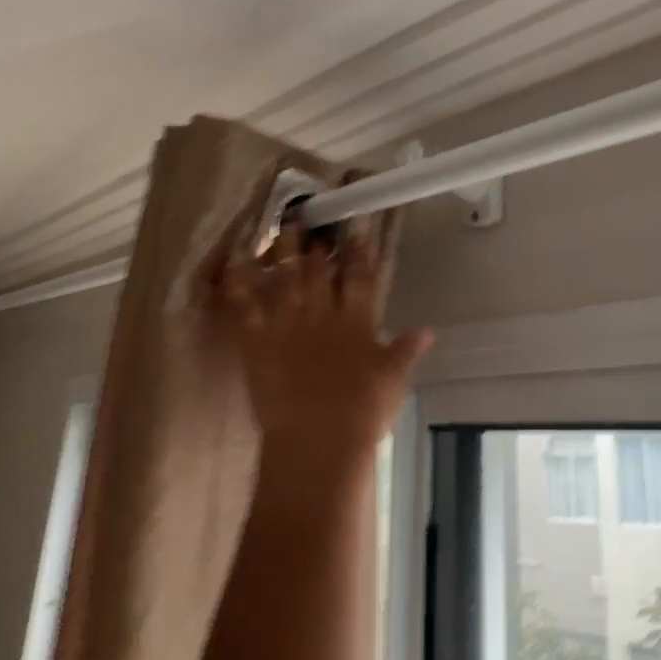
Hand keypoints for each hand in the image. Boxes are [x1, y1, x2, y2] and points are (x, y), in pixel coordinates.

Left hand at [212, 221, 431, 457]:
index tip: (356, 232)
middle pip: (319, 270)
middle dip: (317, 244)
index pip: (359, 278)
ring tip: (283, 226)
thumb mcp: (393, 381)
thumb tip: (427, 331)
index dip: (357, 253)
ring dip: (283, 250)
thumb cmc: (362, 414)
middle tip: (313, 220)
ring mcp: (287, 324)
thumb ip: (405, 351)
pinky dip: (238, 283)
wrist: (318, 439)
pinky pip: (244, 306)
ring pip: (285, 277)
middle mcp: (322, 314)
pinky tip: (233, 262)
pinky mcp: (257, 341)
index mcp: (356, 322)